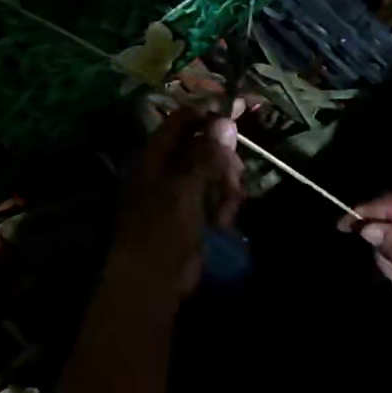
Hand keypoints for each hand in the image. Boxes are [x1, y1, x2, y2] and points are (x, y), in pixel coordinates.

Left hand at [110, 106, 243, 294]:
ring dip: (226, 187)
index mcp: (154, 159)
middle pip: (203, 149)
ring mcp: (182, 195)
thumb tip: (225, 122)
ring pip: (215, 175)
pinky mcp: (195, 216)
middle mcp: (167, 172)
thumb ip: (205, 156)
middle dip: (223, 160)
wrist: (153, 281)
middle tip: (233, 175)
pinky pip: (217, 199)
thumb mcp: (184, 189)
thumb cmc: (161, 230)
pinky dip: (224, 207)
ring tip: (227, 205)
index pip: (180, 122)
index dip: (208, 114)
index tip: (238, 111)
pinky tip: (224, 221)